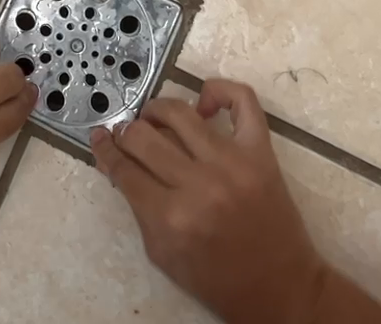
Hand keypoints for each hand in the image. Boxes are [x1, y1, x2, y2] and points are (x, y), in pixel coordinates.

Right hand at [91, 80, 324, 323]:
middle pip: (143, 137)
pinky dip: (219, 89)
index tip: (98, 137)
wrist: (281, 290)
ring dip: (157, 110)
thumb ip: (136, 205)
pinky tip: (203, 103)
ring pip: (179, 112)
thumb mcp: (162, 253)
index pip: (123, 168)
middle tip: (127, 135)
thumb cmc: (216, 279)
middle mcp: (199, 186)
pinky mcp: (260, 152)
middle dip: (126, 133)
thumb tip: (115, 160)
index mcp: (171, 218)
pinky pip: (241, 100)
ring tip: (154, 118)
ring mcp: (232, 163)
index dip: (104, 149)